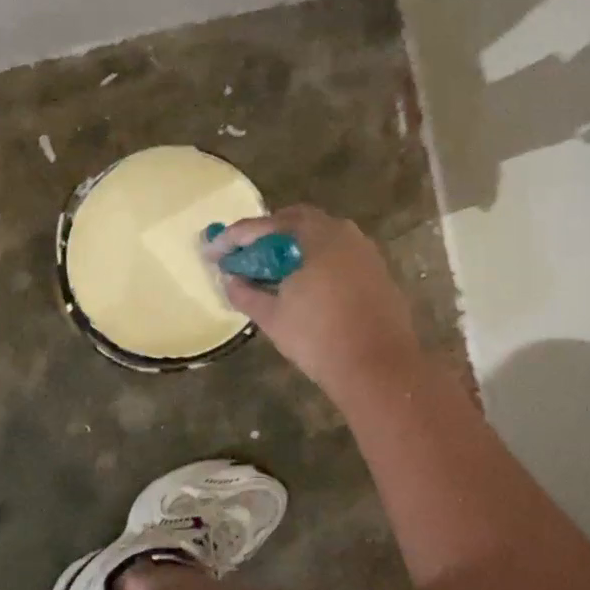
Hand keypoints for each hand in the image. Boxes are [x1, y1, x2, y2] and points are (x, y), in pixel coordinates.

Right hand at [214, 206, 423, 398]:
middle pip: (295, 223)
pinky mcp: (376, 272)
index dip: (234, 238)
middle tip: (242, 255)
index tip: (213, 251)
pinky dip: (312, 261)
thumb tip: (231, 280)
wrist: (377, 367)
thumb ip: (246, 293)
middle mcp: (343, 233)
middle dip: (264, 236)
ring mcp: (364, 251)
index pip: (265, 226)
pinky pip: (336, 255)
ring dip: (290, 249)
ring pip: (319, 238)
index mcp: (316, 236)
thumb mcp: (271, 317)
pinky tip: (300, 285)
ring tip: (268, 271)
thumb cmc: (318, 337)